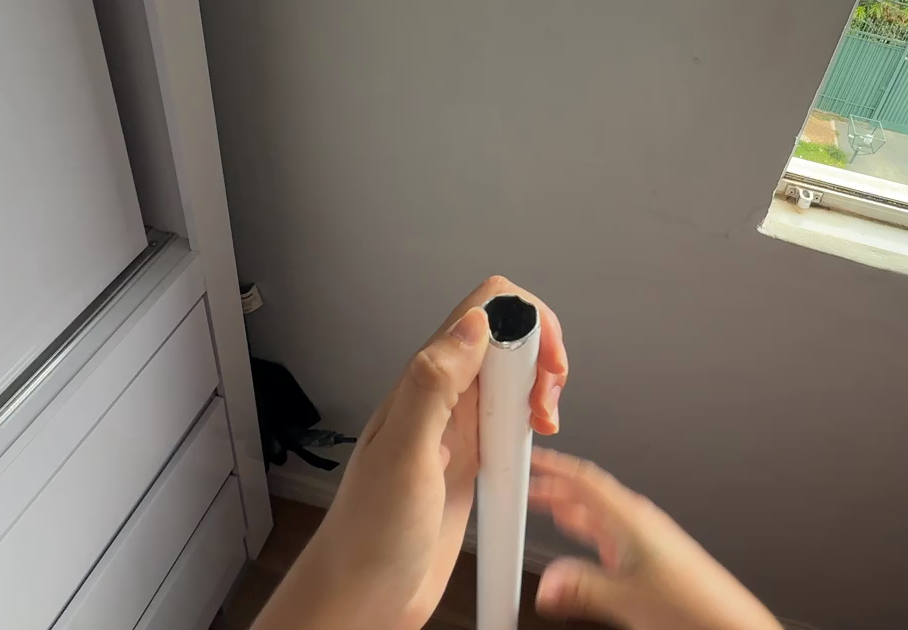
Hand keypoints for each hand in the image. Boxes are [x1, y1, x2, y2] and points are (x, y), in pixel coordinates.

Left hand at [257, 277, 567, 629]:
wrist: (362, 601)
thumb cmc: (367, 536)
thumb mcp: (401, 455)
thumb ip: (434, 383)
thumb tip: (475, 323)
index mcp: (427, 377)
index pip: (484, 307)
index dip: (525, 319)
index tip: (541, 364)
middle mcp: (447, 391)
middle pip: (509, 333)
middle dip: (542, 354)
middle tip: (545, 400)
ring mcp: (463, 422)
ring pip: (515, 373)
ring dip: (541, 387)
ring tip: (543, 422)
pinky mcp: (476, 454)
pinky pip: (515, 417)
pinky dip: (535, 422)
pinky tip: (534, 445)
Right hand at [530, 449, 779, 629]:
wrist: (730, 622)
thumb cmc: (692, 605)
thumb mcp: (627, 599)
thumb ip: (581, 588)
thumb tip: (545, 582)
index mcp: (630, 517)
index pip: (584, 478)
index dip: (556, 465)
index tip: (533, 457)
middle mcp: (637, 520)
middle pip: (589, 493)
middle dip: (557, 486)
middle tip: (528, 483)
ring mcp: (644, 536)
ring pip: (599, 513)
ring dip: (571, 508)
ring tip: (546, 507)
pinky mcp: (650, 553)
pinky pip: (610, 532)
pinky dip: (588, 531)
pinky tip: (582, 543)